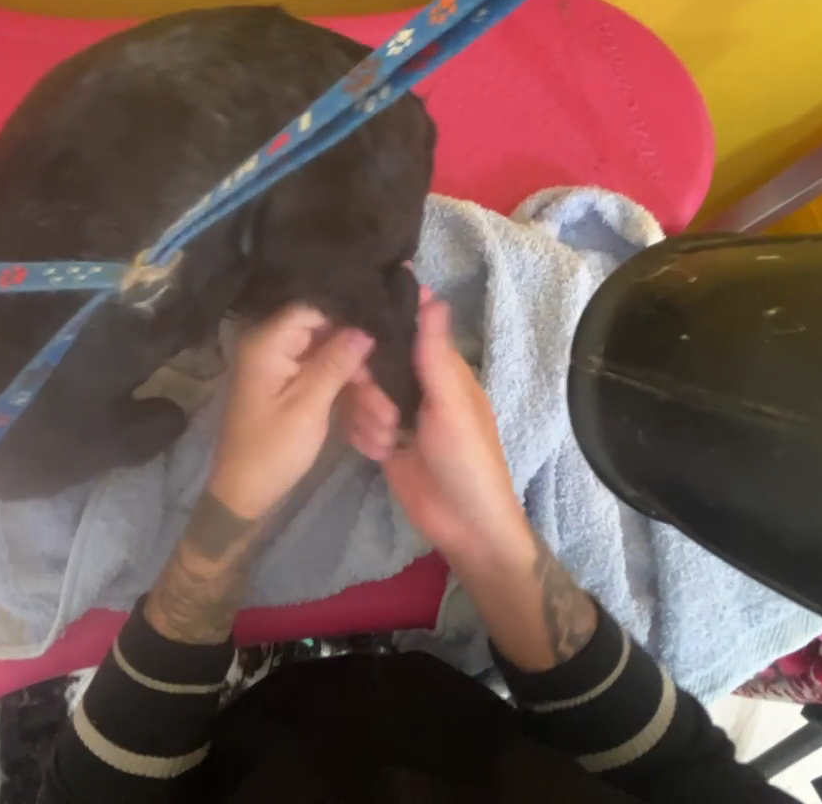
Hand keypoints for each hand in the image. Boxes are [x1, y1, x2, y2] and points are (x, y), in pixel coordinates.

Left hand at [146, 304, 371, 643]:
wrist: (244, 494)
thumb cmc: (271, 451)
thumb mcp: (308, 407)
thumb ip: (335, 362)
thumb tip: (366, 326)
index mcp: (267, 342)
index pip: (314, 306)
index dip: (349, 312)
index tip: (385, 324)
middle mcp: (271, 344)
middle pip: (325, 331)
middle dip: (359, 354)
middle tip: (390, 380)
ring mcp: (281, 364)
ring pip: (329, 355)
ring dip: (357, 378)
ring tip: (387, 408)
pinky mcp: (289, 382)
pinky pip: (322, 373)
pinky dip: (344, 389)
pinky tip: (371, 408)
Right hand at [341, 294, 529, 571]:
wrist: (462, 526)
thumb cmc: (467, 459)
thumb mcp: (452, 404)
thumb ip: (434, 352)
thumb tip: (432, 296)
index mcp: (440, 368)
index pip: (404, 329)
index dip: (381, 328)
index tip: (360, 336)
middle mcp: (415, 383)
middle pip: (370, 363)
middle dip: (370, 391)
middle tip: (388, 415)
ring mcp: (396, 412)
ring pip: (357, 394)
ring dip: (368, 419)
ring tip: (392, 441)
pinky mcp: (381, 437)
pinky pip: (353, 421)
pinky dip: (364, 438)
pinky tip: (383, 454)